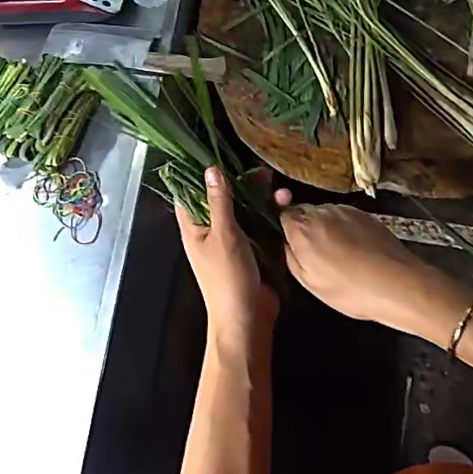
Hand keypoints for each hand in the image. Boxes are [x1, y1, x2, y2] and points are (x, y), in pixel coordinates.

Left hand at [175, 167, 284, 342]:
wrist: (249, 319)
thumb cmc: (228, 277)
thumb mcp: (223, 234)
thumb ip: (219, 201)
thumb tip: (210, 169)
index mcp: (194, 226)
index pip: (189, 192)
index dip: (200, 174)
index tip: (217, 154)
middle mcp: (210, 230)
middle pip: (222, 199)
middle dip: (239, 184)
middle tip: (260, 171)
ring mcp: (232, 240)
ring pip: (243, 211)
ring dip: (258, 198)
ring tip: (275, 184)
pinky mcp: (252, 249)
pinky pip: (258, 226)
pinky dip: (269, 215)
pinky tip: (283, 203)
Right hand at [282, 204, 455, 332]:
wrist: (399, 284)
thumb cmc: (350, 289)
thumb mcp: (310, 283)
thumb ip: (291, 257)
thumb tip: (287, 243)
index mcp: (301, 227)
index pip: (282, 212)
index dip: (286, 225)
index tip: (292, 240)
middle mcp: (321, 211)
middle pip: (304, 212)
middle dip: (306, 228)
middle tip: (316, 254)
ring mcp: (345, 210)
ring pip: (326, 215)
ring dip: (327, 229)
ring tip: (341, 256)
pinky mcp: (366, 214)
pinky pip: (346, 218)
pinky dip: (346, 230)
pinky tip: (358, 251)